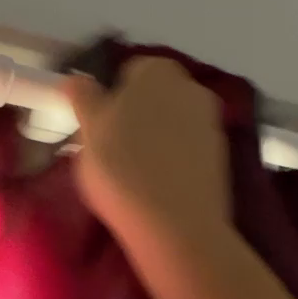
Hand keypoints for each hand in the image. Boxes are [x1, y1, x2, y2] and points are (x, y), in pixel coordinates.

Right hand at [67, 57, 230, 249]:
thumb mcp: (90, 130)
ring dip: (154, 140)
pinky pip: (187, 151)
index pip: (128, 72)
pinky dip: (172, 162)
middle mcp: (192, 88)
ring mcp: (211, 123)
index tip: (98, 128)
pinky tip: (157, 188)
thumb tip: (77, 79)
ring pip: (171, 125)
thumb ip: (83, 97)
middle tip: (111, 151)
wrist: (176, 227)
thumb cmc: (123, 170)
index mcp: (158, 71)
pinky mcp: (220, 158)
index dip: (110, 98)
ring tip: (133, 175)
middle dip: (135, 117)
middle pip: (154, 98)